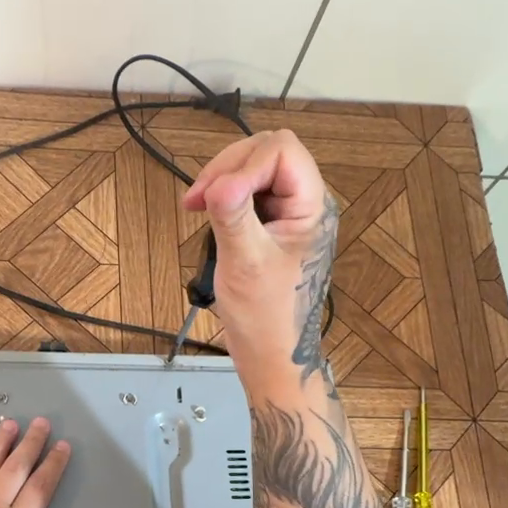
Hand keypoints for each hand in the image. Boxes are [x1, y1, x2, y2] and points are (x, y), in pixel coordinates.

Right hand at [181, 130, 338, 384]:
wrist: (272, 356)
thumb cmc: (265, 318)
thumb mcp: (245, 265)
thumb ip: (233, 218)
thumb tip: (219, 183)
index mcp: (312, 207)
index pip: (281, 151)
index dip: (243, 164)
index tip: (210, 196)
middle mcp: (305, 204)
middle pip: (267, 154)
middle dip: (228, 168)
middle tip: (195, 199)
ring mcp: (289, 216)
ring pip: (256, 172)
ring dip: (223, 182)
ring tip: (196, 207)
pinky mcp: (273, 229)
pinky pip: (250, 196)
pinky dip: (225, 199)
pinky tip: (206, 215)